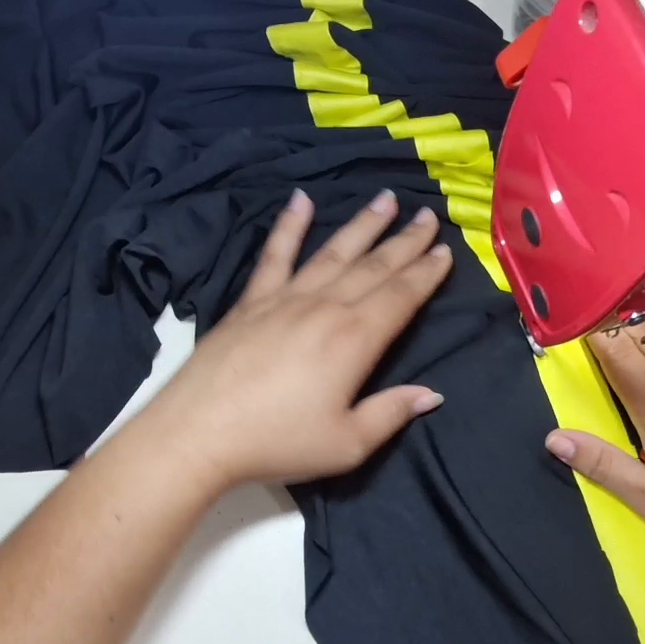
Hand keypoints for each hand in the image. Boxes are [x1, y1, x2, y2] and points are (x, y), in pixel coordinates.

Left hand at [133, 189, 450, 489]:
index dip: (426, 273)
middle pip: (374, 267)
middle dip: (405, 241)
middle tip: (428, 215)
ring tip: (386, 199)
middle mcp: (325, 308)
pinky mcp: (251, 301)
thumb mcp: (347, 444)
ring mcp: (285, 299)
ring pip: (333, 252)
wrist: (198, 433)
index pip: (401, 297)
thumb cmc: (278, 442)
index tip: (446, 251)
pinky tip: (301, 201)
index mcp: (355, 340)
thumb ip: (392, 414)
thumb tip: (432, 394)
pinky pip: (275, 255)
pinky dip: (289, 226)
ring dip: (363, 224)